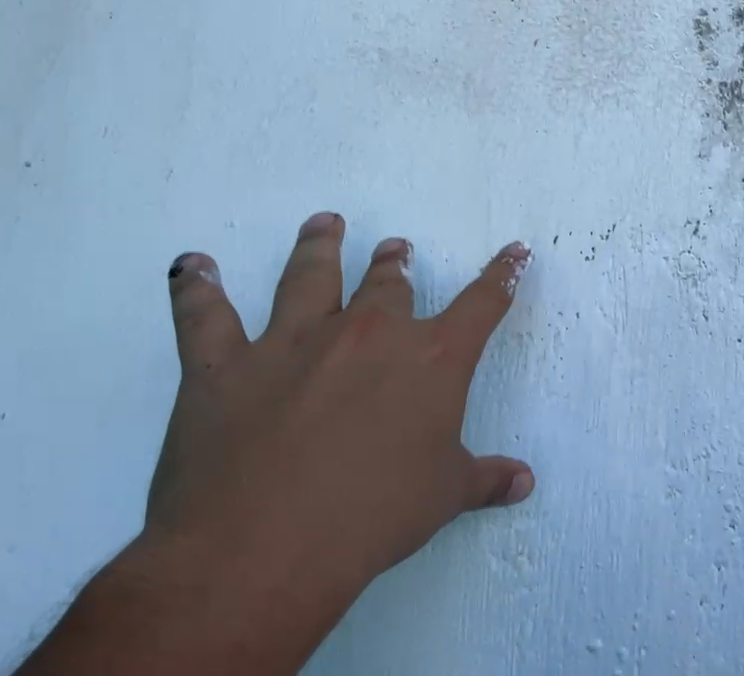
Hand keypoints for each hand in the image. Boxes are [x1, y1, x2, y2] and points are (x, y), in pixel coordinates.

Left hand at [149, 215, 533, 619]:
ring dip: (318, 248)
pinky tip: (190, 266)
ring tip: (323, 224)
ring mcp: (293, 345)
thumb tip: (523, 483)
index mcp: (435, 359)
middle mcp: (369, 335)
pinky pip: (204, 319)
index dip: (504, 274)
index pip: (484, 302)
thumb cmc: (373, 516)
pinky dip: (195, 290)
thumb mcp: (444, 496)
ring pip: (309, 279)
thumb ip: (484, 477)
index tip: (515, 252)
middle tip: (397, 248)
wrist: (259, 550)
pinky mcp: (221, 369)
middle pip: (389, 284)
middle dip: (396, 263)